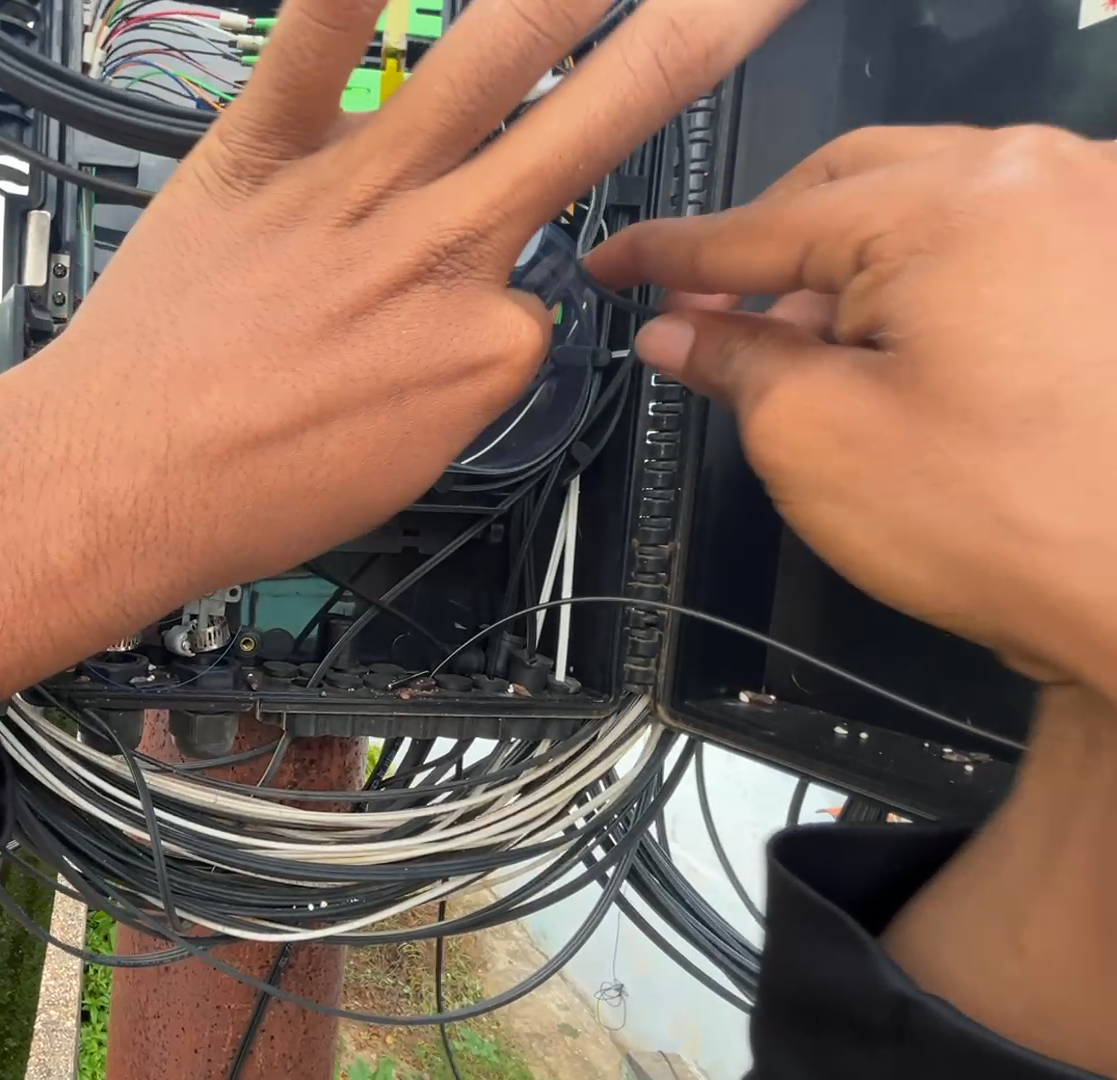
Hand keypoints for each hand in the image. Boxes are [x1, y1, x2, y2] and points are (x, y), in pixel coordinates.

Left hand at [0, 0, 801, 754]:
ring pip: (490, 55)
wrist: (122, 487)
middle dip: (691, 36)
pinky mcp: (258, 158)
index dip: (496, 307)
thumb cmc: (236, 500)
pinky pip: (317, 38)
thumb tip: (446, 357)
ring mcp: (352, 195)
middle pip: (594, 123)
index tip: (458, 318)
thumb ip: (437, 399)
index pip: (531, 295)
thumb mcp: (382, 480)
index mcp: (478, 352)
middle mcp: (436, 256)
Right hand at [589, 126, 1116, 701]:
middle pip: (843, 181)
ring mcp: (1107, 216)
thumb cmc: (982, 512)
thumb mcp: (805, 429)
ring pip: (913, 205)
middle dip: (753, 246)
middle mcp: (1048, 179)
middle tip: (693, 313)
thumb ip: (727, 358)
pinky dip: (897, 277)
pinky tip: (867, 346)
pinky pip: (978, 237)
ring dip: (823, 266)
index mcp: (953, 209)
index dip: (662, 252)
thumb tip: (669, 330)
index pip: (757, 225)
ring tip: (781, 346)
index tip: (605, 263)